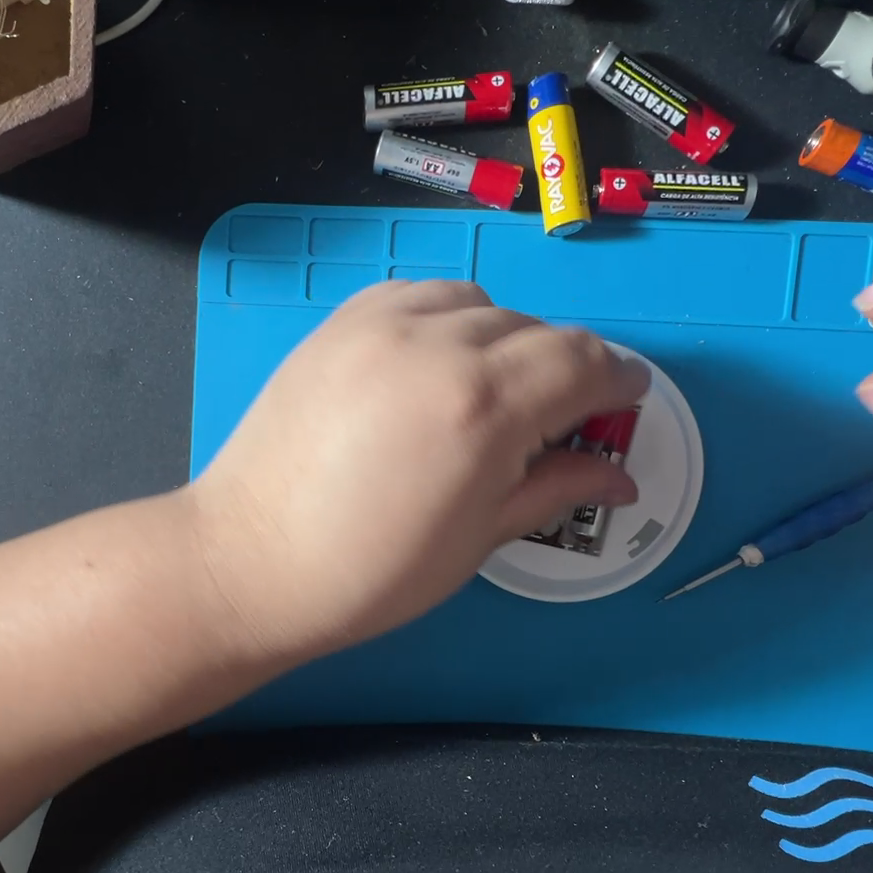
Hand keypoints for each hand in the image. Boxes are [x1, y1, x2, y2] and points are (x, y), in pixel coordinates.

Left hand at [187, 280, 649, 657]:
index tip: (621, 403)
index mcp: (484, 405)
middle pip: (538, 330)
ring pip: (479, 304)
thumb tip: (618, 474)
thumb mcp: (477, 540)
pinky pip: (419, 297)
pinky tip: (433, 366)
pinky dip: (446, 321)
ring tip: (488, 395)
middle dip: (564, 370)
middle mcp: (437, 345)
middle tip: (555, 421)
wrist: (250, 562)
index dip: (617, 382)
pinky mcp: (338, 325)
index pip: (585, 361)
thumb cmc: (368, 574)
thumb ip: (555, 487)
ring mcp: (380, 326)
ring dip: (505, 340)